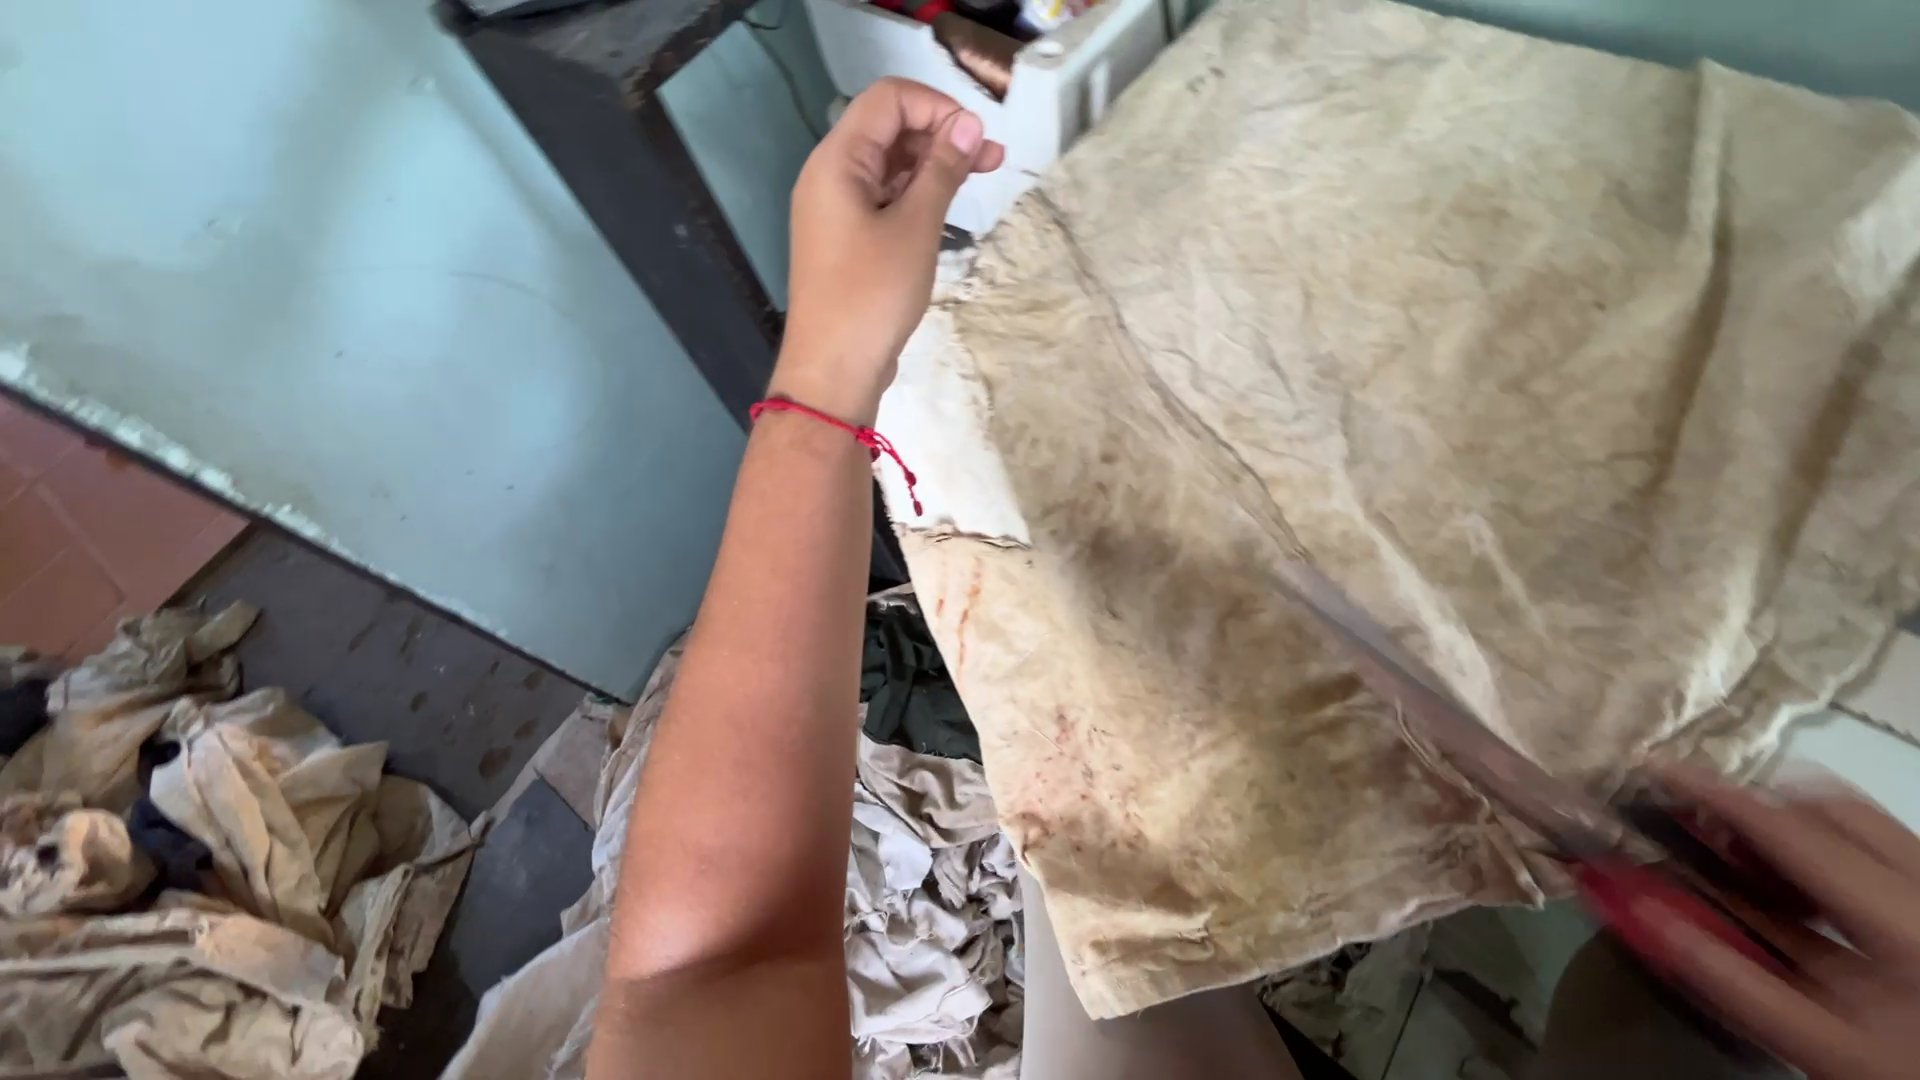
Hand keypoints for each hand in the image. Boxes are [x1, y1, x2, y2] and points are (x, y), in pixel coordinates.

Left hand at [775, 78, 1004, 424]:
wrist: (833, 370)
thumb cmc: (872, 296)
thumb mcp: (915, 229)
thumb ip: (942, 171)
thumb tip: (968, 125)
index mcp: (837, 162)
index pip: (887, 100)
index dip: (936, 106)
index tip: (975, 136)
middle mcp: (830, 177)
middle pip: (887, 131)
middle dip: (940, 135)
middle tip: (992, 159)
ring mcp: (836, 211)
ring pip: (887, 168)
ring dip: (931, 168)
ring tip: (981, 178)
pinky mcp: (846, 241)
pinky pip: (882, 201)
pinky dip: (914, 197)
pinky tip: (946, 208)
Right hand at [1638, 768, 1919, 1078]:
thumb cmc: (1904, 1065)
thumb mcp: (1818, 1041)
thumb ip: (1728, 975)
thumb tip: (1634, 906)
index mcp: (1894, 917)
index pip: (1785, 829)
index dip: (1714, 792)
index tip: (1653, 768)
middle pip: (1830, 807)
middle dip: (1759, 803)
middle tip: (1707, 824)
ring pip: (1858, 820)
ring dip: (1790, 822)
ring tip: (1745, 854)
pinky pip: (1879, 847)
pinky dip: (1823, 847)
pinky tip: (1794, 886)